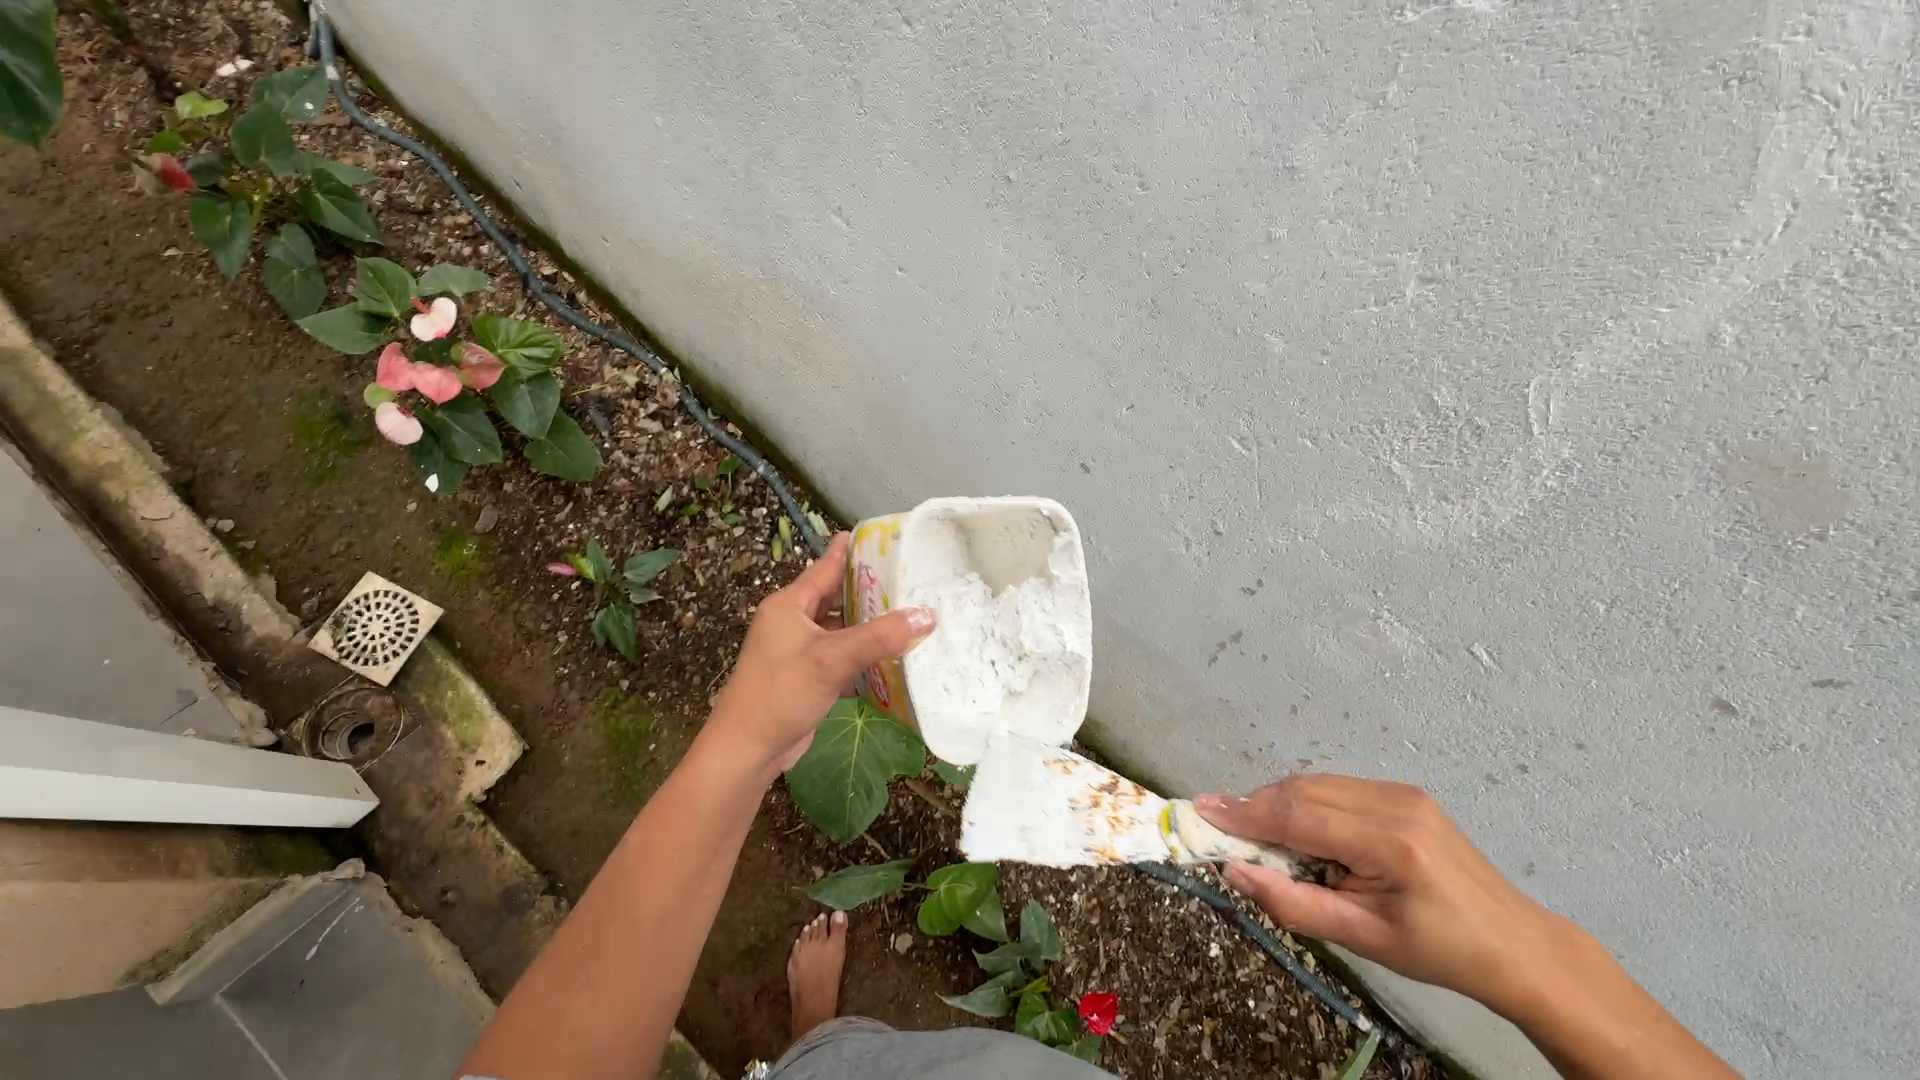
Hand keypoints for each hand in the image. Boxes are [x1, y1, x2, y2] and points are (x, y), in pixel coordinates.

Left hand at [709, 533, 933, 777]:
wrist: (747, 749)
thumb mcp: (832, 659)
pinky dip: (863, 656)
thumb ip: (880, 637)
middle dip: (870, 591)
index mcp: (789, 605)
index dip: (852, 551)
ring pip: (840, 630)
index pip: (825, 567)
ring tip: (910, 615)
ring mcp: (799, 651)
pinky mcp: (807, 677)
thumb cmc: (781, 693)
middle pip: (836, 598)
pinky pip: (841, 657)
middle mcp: (792, 622)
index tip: (882, 537)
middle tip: (910, 579)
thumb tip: (927, 616)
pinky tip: (893, 657)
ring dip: (869, 627)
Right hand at [1196, 776, 1560, 1011]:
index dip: (1244, 813)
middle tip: (1223, 830)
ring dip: (1279, 804)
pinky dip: (1305, 804)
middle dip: (1256, 807)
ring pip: (1316, 784)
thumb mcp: (1363, 940)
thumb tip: (1234, 873)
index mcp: (1390, 844)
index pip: (1298, 817)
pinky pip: (1336, 789)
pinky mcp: (1404, 793)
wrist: (1515, 945)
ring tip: (1259, 837)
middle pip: (1302, 790)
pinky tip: (1300, 832)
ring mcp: (1402, 793)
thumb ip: (1293, 904)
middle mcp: (1395, 804)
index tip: (1200, 811)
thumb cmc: (1439, 952)